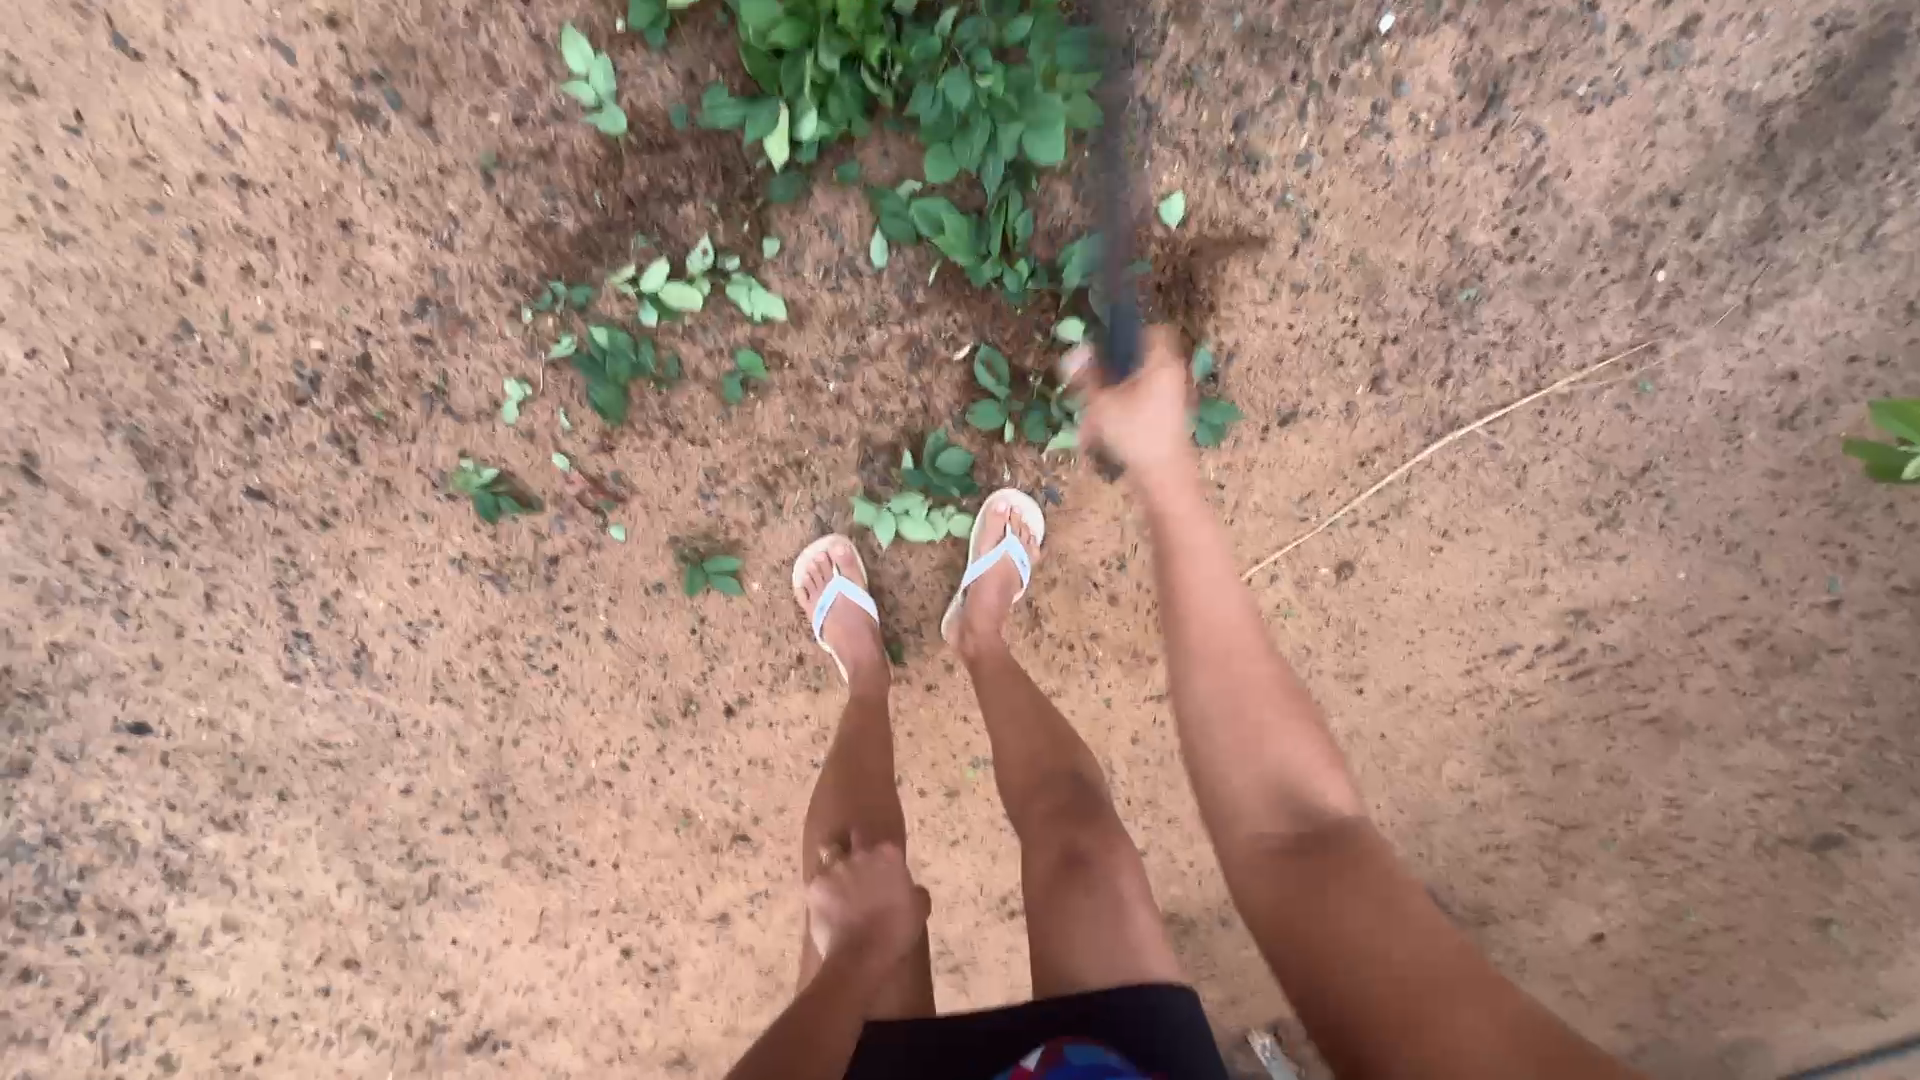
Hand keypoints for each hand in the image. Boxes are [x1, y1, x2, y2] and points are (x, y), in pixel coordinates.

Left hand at [807, 843, 929, 978]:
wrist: (862, 954)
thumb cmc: (896, 931)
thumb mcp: (919, 911)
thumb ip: (916, 893)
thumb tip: (914, 889)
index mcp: (888, 855)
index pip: (884, 844)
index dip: (883, 856)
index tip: (883, 870)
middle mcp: (860, 853)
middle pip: (856, 836)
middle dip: (855, 845)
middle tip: (857, 864)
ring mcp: (835, 867)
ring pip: (830, 851)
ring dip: (833, 860)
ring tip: (835, 877)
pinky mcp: (815, 885)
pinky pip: (814, 880)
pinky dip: (818, 889)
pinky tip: (822, 902)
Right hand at [1065, 325, 1196, 488]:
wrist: (1163, 476)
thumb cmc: (1134, 435)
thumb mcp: (1102, 403)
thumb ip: (1087, 376)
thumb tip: (1076, 352)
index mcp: (1162, 364)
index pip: (1153, 330)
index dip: (1129, 334)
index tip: (1106, 346)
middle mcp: (1172, 376)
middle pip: (1140, 360)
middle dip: (1112, 373)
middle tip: (1090, 386)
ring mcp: (1173, 398)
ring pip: (1137, 386)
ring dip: (1113, 397)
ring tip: (1093, 418)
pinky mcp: (1168, 419)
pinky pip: (1142, 405)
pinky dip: (1123, 412)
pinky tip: (1104, 432)